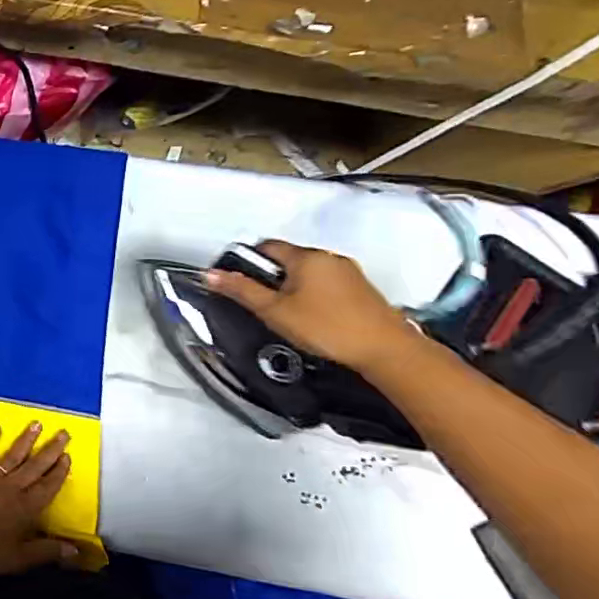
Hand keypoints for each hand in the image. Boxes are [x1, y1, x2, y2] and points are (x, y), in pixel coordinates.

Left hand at [0, 422, 78, 577]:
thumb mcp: (19, 560)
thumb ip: (47, 551)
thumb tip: (75, 550)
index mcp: (24, 508)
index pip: (47, 487)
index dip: (59, 472)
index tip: (68, 456)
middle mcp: (10, 488)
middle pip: (34, 466)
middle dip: (50, 450)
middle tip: (63, 432)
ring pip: (12, 456)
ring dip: (25, 440)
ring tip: (36, 423)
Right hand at [203, 239, 427, 372]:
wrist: (386, 351)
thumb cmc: (330, 329)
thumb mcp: (274, 311)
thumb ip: (241, 290)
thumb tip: (212, 275)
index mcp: (306, 257)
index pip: (266, 246)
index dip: (248, 261)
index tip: (241, 281)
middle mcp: (329, 258)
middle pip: (287, 259)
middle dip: (271, 277)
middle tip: (264, 304)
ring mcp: (349, 273)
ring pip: (308, 272)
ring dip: (294, 287)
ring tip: (289, 314)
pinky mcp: (362, 290)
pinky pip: (327, 283)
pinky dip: (314, 295)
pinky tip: (313, 318)